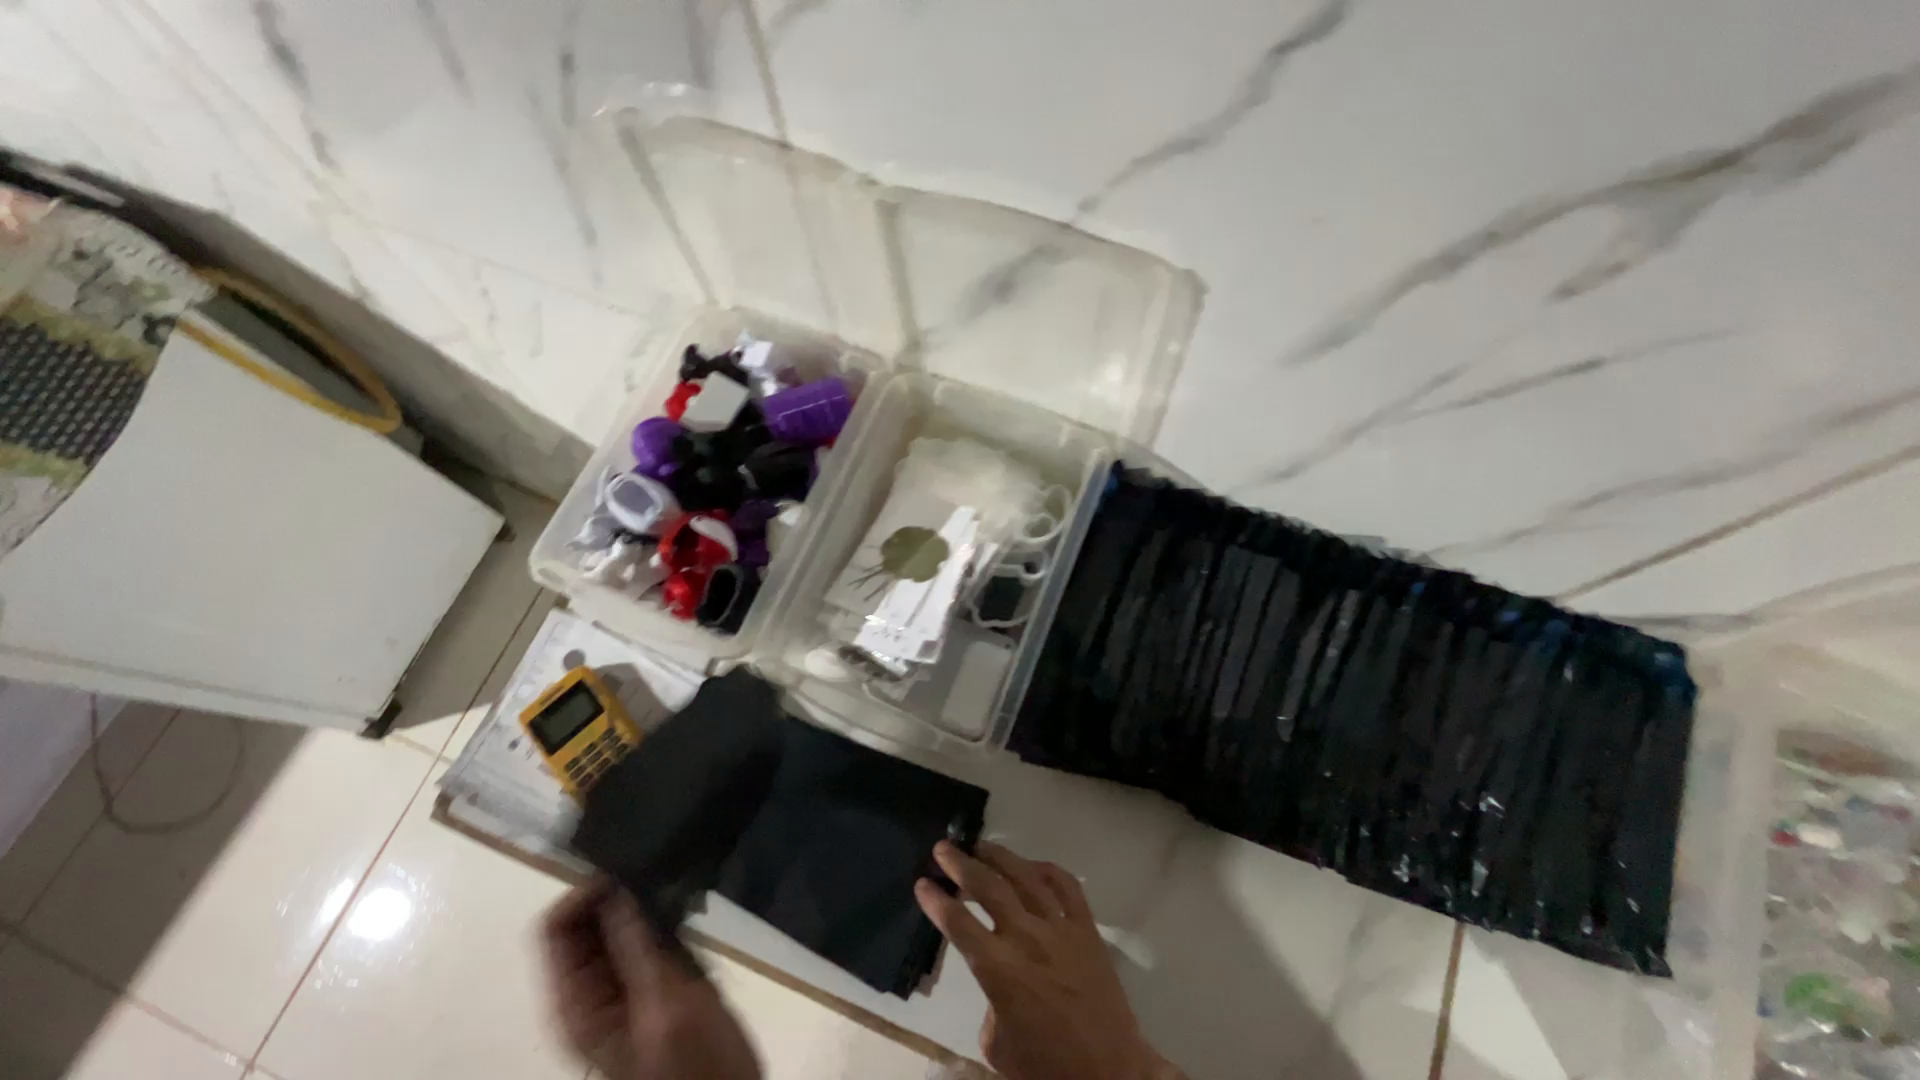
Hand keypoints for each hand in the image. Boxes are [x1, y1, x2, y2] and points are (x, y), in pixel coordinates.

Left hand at [542, 879, 760, 1079]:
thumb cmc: (697, 1069)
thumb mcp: (666, 1006)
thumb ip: (638, 949)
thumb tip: (616, 890)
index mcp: (577, 1004)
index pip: (554, 929)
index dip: (583, 895)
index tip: (630, 875)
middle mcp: (591, 993)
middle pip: (583, 924)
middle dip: (617, 896)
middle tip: (661, 876)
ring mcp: (624, 990)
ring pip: (617, 926)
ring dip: (643, 905)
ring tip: (679, 893)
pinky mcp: (656, 986)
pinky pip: (647, 939)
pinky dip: (663, 920)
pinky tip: (690, 913)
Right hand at [915, 841, 1181, 1079]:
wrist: (1110, 1071)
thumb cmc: (1047, 1066)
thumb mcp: (997, 1045)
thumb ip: (989, 1003)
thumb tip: (995, 981)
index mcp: (999, 969)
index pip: (958, 923)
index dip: (936, 901)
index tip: (922, 883)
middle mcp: (1026, 938)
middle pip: (987, 887)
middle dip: (960, 864)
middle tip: (943, 848)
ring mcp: (1060, 928)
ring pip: (1025, 877)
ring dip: (999, 857)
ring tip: (981, 845)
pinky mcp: (1087, 929)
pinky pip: (1067, 887)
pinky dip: (1047, 870)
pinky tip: (1031, 866)